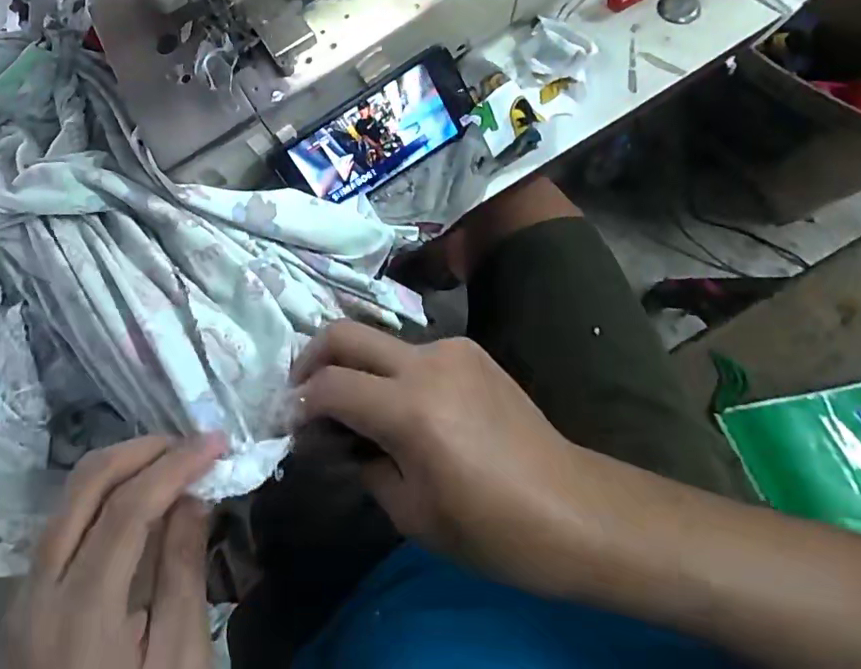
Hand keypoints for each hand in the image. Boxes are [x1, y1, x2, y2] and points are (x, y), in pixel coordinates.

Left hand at [8, 435, 224, 668]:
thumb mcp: (179, 661)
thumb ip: (183, 571)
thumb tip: (194, 496)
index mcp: (78, 613)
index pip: (126, 508)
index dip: (175, 465)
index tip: (216, 442)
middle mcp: (37, 592)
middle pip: (85, 485)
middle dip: (143, 450)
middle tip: (192, 444)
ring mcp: (24, 595)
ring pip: (69, 498)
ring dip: (123, 467)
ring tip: (174, 463)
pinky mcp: (27, 600)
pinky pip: (65, 523)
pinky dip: (106, 495)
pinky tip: (143, 498)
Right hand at [291, 321, 622, 598]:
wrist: (571, 506)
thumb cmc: (490, 527)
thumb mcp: (411, 512)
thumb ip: (364, 463)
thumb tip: (340, 439)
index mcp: (410, 408)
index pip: (329, 385)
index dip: (299, 403)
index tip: (289, 423)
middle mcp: (427, 362)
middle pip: (346, 333)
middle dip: (311, 357)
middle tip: (302, 392)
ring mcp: (453, 349)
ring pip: (382, 341)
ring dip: (358, 366)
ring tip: (357, 409)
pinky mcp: (472, 350)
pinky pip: (416, 352)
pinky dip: (394, 372)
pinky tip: (406, 407)